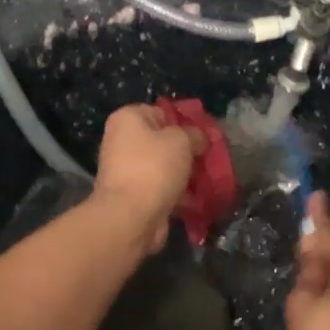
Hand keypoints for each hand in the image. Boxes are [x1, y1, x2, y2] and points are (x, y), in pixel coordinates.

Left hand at [93, 104, 202, 252]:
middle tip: (208, 158)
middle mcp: (121, 141)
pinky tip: (197, 199)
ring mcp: (125, 171)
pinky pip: (160, 188)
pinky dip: (176, 193)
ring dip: (184, 173)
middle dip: (186, 151)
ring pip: (163, 166)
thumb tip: (199, 138)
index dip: (184, 122)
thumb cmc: (154, 167)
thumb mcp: (182, 141)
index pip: (161, 112)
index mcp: (127, 119)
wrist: (130, 217)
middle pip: (162, 141)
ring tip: (207, 180)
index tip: (203, 136)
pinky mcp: (132, 196)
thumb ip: (195, 134)